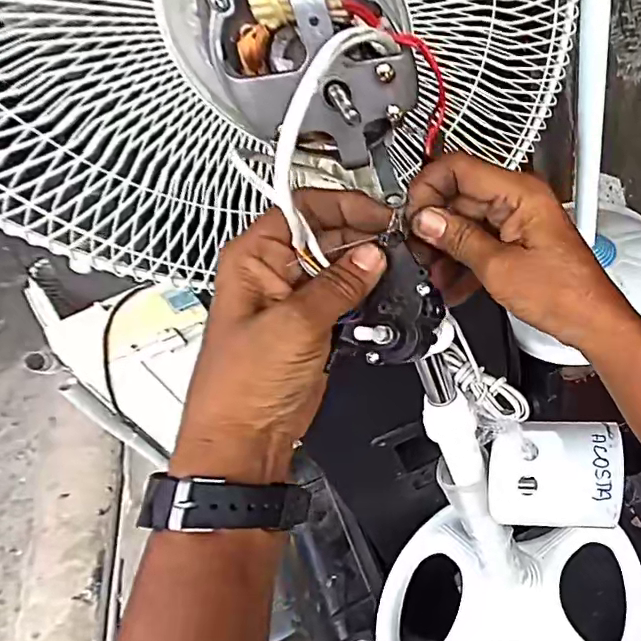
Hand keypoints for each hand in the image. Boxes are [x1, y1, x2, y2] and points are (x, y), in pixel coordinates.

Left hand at [171, 191, 391, 483]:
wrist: (247, 434)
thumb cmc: (242, 384)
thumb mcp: (298, 323)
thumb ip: (340, 284)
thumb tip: (373, 255)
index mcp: (253, 259)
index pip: (303, 208)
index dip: (344, 206)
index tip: (381, 217)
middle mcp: (275, 275)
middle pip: (329, 236)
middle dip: (365, 242)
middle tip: (398, 252)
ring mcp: (298, 301)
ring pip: (343, 270)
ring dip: (370, 275)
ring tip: (394, 280)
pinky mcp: (317, 326)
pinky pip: (350, 301)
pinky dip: (369, 302)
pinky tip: (382, 307)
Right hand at [407, 153, 639, 351]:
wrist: (594, 322)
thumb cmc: (567, 296)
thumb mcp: (499, 269)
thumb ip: (458, 239)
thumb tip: (427, 220)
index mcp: (522, 193)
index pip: (457, 167)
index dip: (428, 189)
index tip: (414, 216)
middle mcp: (524, 201)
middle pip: (460, 195)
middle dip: (435, 225)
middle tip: (418, 249)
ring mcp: (523, 222)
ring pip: (469, 222)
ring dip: (447, 247)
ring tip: (434, 272)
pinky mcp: (522, 244)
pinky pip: (484, 242)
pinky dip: (466, 260)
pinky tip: (453, 282)